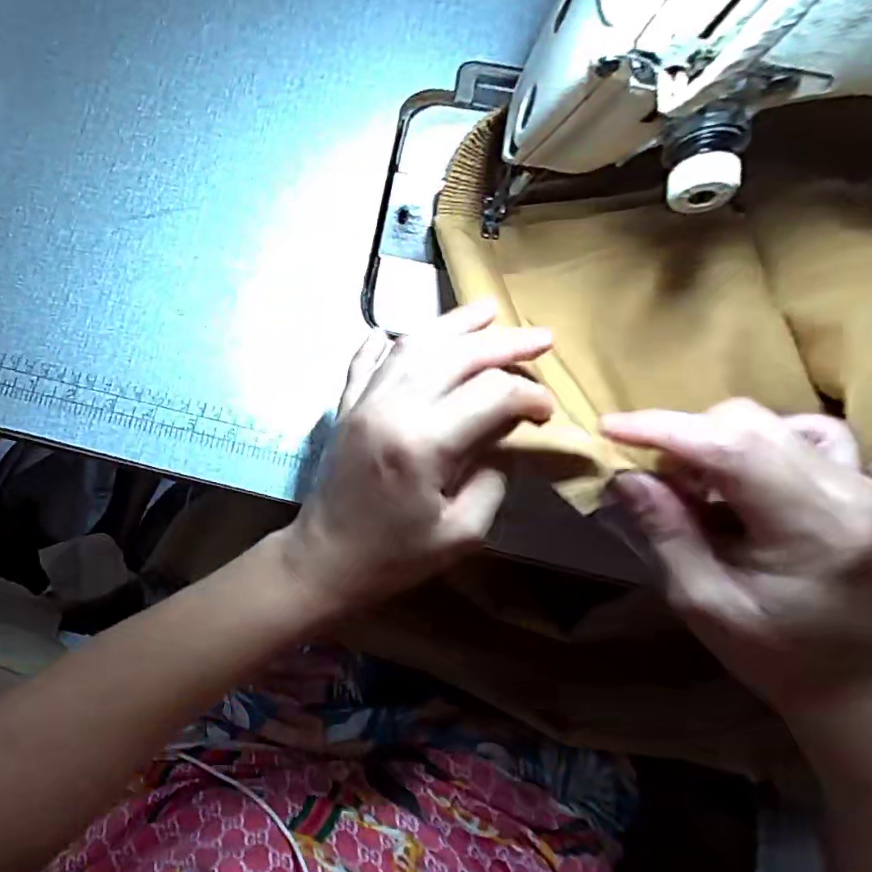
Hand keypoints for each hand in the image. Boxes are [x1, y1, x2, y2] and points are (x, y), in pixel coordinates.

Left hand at [282, 301, 555, 609]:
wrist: (324, 559)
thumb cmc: (394, 556)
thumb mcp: (462, 532)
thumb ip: (492, 477)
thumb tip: (504, 434)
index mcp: (422, 443)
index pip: (490, 394)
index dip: (529, 396)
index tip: (548, 411)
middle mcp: (390, 409)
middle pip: (454, 355)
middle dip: (502, 343)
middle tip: (541, 338)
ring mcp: (361, 403)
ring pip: (411, 346)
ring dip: (452, 326)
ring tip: (487, 312)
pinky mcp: (344, 407)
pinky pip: (365, 360)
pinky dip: (388, 341)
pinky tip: (402, 331)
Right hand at [600, 399, 871, 719]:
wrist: (865, 687)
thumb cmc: (778, 657)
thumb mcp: (704, 603)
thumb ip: (667, 533)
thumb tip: (625, 477)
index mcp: (813, 527)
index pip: (732, 448)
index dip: (663, 429)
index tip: (607, 428)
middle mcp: (849, 491)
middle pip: (750, 424)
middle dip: (682, 436)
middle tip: (651, 479)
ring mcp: (864, 483)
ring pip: (772, 423)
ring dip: (715, 440)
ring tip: (693, 484)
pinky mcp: (861, 485)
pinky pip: (803, 436)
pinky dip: (755, 443)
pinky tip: (736, 476)